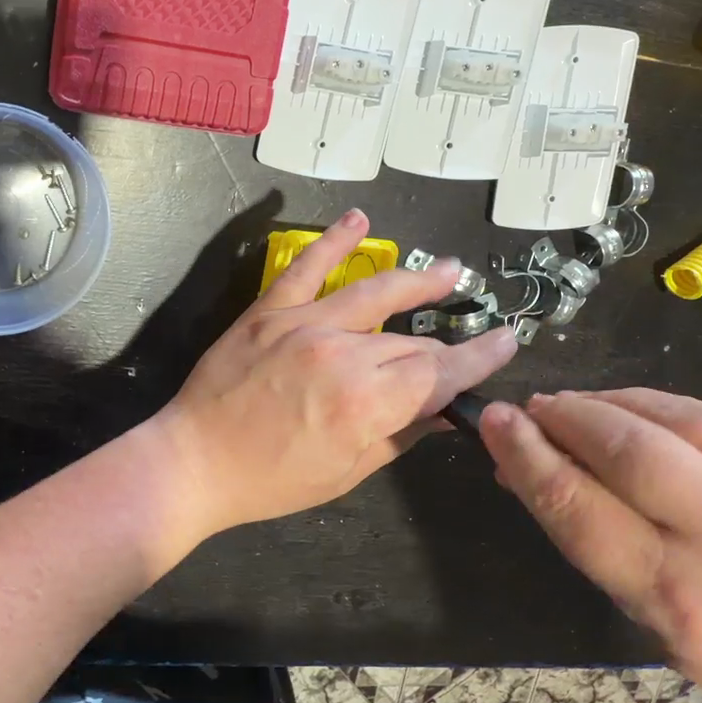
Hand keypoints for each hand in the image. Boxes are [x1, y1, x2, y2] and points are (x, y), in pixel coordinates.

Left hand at [152, 209, 517, 537]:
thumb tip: (444, 411)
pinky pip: (305, 270)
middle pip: (409, 342)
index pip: (440, 373)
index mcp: (368, 403)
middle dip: (442, 346)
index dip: (478, 359)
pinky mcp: (267, 312)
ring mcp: (303, 326)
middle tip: (467, 342)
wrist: (194, 462)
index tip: (507, 341)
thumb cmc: (272, 481)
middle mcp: (343, 354)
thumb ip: (400, 435)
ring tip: (447, 271)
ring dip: (415, 281)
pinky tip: (359, 221)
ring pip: (373, 295)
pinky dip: (332, 243)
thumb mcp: (347, 471)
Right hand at [480, 388, 701, 702]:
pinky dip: (683, 415)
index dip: (524, 455)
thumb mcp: (666, 627)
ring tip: (587, 404)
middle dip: (568, 416)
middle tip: (537, 407)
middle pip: (627, 448)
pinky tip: (661, 419)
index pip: (577, 506)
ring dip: (619, 403)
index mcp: (687, 602)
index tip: (491, 420)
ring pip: (685, 419)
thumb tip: (528, 471)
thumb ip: (600, 542)